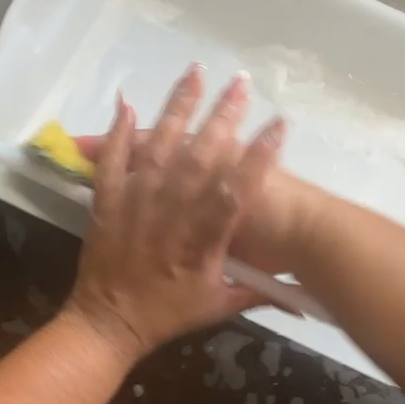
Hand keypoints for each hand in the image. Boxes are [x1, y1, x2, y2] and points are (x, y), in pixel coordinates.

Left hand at [62, 67, 287, 361]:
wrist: (106, 326)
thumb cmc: (164, 318)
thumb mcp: (216, 306)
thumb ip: (255, 292)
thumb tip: (298, 291)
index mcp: (199, 243)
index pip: (235, 194)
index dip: (259, 159)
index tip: (279, 125)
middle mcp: (168, 219)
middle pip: (197, 162)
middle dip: (220, 119)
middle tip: (239, 84)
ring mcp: (134, 210)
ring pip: (156, 154)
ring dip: (176, 112)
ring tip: (193, 76)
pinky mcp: (106, 207)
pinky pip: (111, 167)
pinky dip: (117, 137)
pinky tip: (127, 106)